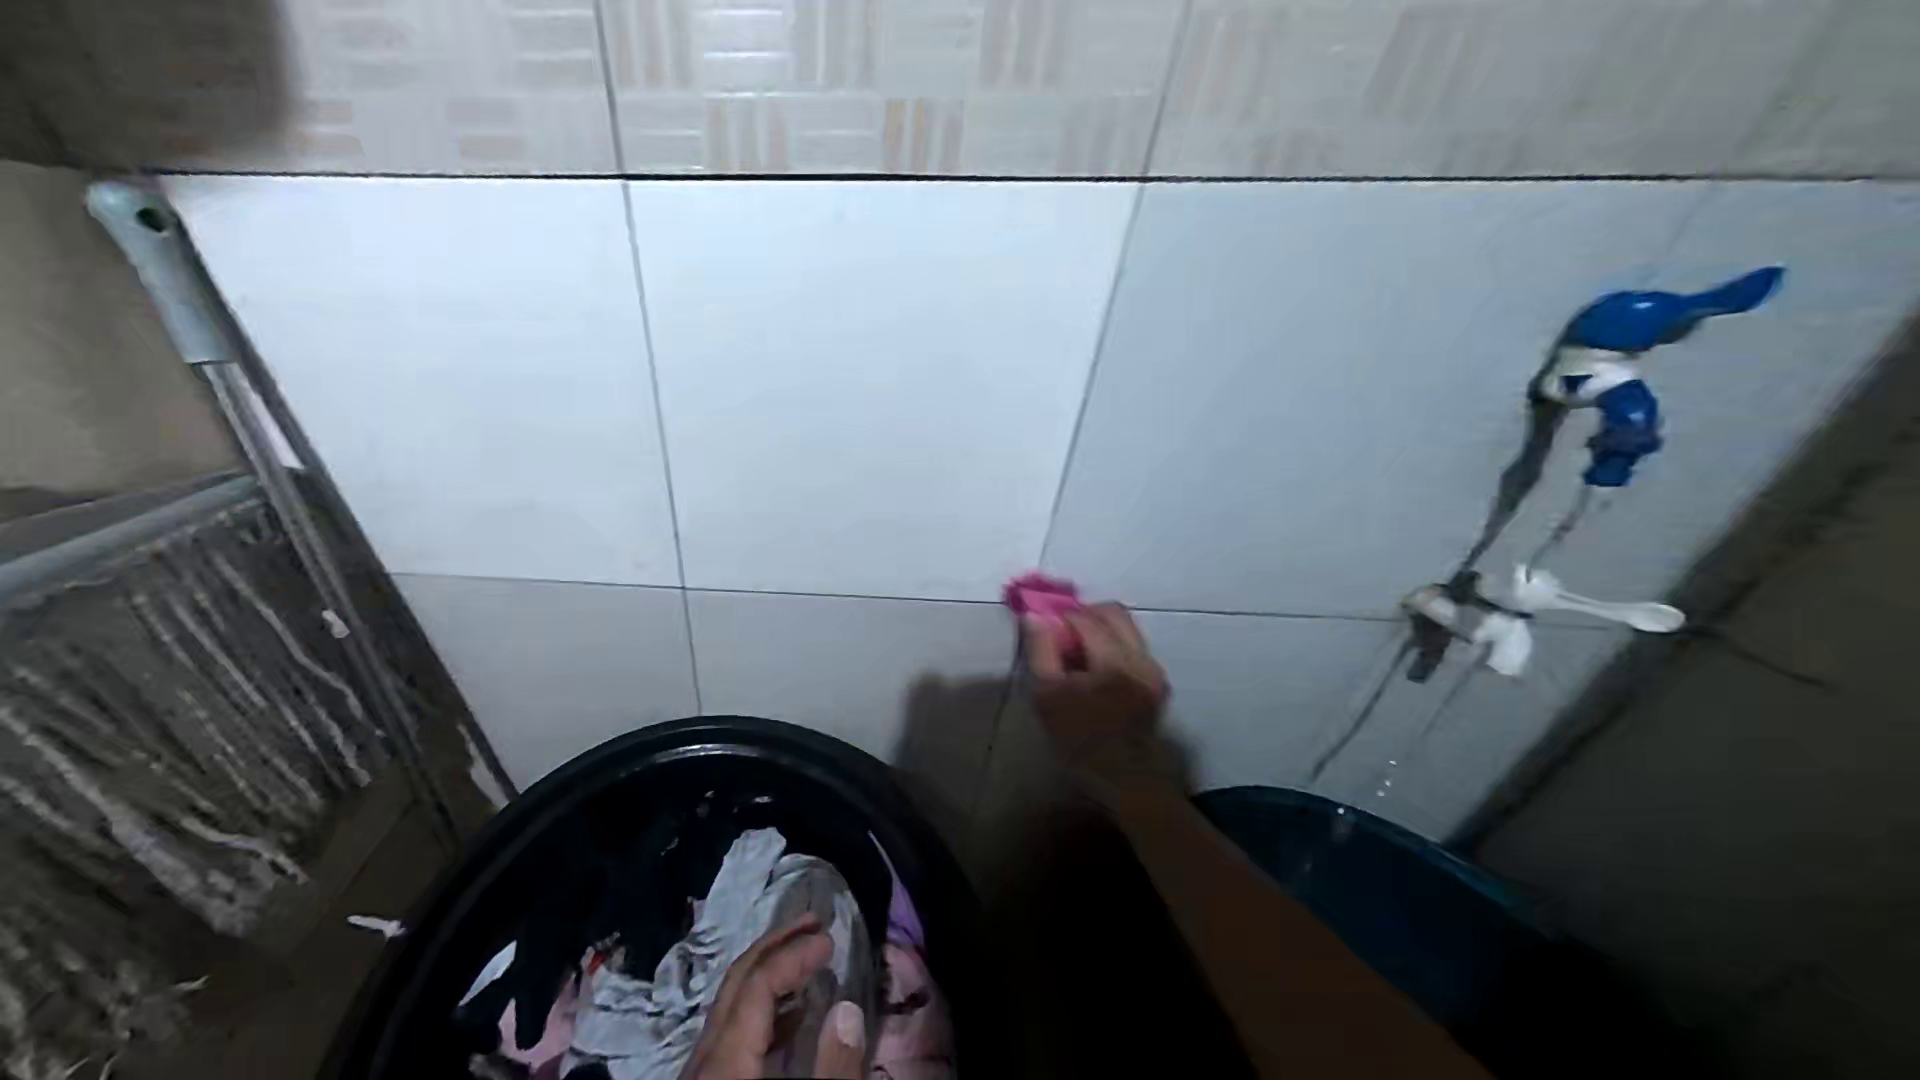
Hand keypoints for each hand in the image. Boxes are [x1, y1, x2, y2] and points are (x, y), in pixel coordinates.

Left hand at [679, 915, 864, 1079]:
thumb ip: (833, 1070)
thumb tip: (848, 1010)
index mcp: (725, 1062)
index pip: (756, 984)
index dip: (793, 954)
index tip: (829, 940)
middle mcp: (703, 1059)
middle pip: (736, 981)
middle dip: (777, 945)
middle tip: (815, 922)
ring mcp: (699, 1073)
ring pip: (729, 1002)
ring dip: (769, 970)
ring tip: (807, 955)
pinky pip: (729, 1029)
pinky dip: (760, 1005)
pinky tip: (792, 1013)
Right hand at [1022, 603, 1168, 765]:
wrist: (1125, 781)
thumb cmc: (1079, 743)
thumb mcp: (1047, 698)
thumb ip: (1041, 650)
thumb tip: (1035, 615)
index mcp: (1114, 663)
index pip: (1085, 618)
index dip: (1061, 616)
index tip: (1044, 627)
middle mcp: (1141, 658)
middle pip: (1112, 612)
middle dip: (1083, 615)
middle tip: (1061, 634)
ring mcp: (1154, 669)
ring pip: (1126, 626)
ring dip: (1099, 628)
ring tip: (1077, 653)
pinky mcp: (1158, 680)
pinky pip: (1133, 645)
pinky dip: (1112, 644)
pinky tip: (1095, 670)